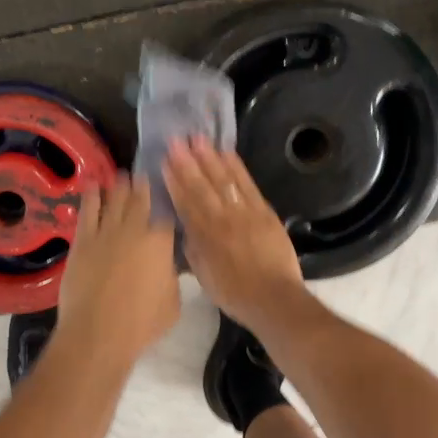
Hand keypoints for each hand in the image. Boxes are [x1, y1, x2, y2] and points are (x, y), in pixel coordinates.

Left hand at [57, 175, 180, 365]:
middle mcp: (135, 230)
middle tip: (142, 175)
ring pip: (115, 200)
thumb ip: (171, 278)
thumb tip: (167, 267)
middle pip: (140, 200)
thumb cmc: (141, 324)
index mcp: (160, 243)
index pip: (166, 215)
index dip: (166, 204)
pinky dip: (92, 196)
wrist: (98, 332)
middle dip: (142, 186)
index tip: (166, 197)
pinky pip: (88, 211)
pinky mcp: (83, 240)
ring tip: (121, 175)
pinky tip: (93, 186)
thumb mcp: (172, 302)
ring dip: (119, 186)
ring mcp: (107, 232)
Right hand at [162, 137, 307, 332]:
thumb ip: (193, 247)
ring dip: (209, 158)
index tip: (165, 160)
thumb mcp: (203, 274)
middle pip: (201, 185)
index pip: (185, 201)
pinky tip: (227, 153)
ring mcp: (244, 212)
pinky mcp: (264, 211)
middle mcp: (221, 218)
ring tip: (198, 139)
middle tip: (176, 140)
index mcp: (203, 235)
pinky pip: (247, 184)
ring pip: (223, 179)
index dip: (174, 179)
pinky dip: (236, 167)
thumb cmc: (234, 293)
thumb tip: (185, 227)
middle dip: (187, 161)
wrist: (273, 298)